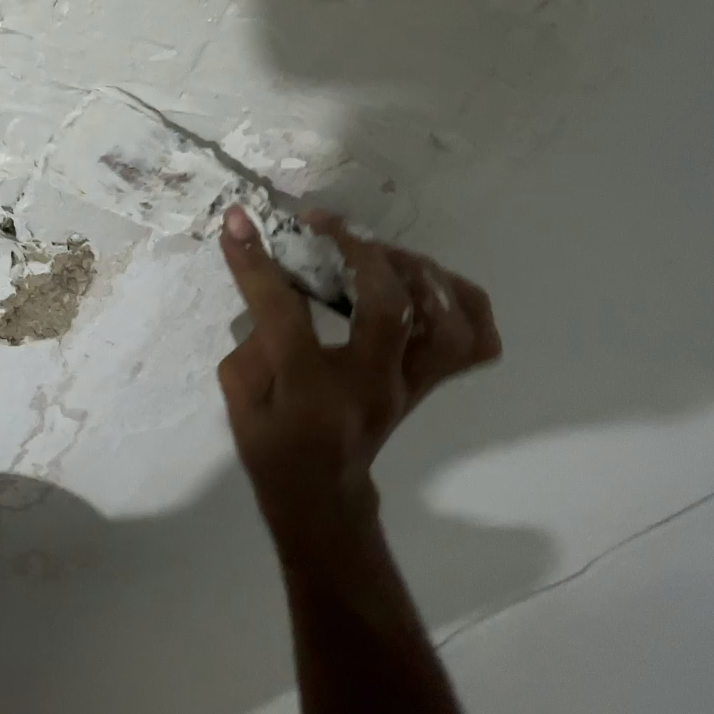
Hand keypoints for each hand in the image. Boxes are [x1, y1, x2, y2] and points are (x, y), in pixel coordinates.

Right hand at [217, 207, 499, 549]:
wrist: (320, 493)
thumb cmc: (271, 443)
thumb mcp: (239, 390)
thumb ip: (256, 334)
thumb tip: (277, 279)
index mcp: (309, 390)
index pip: (284, 313)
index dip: (256, 261)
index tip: (238, 219)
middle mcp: (371, 386)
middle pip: (388, 307)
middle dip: (357, 251)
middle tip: (323, 225)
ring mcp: (410, 386)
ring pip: (447, 322)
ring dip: (414, 271)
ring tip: (377, 253)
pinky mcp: (430, 385)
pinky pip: (475, 340)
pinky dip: (459, 301)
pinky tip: (424, 281)